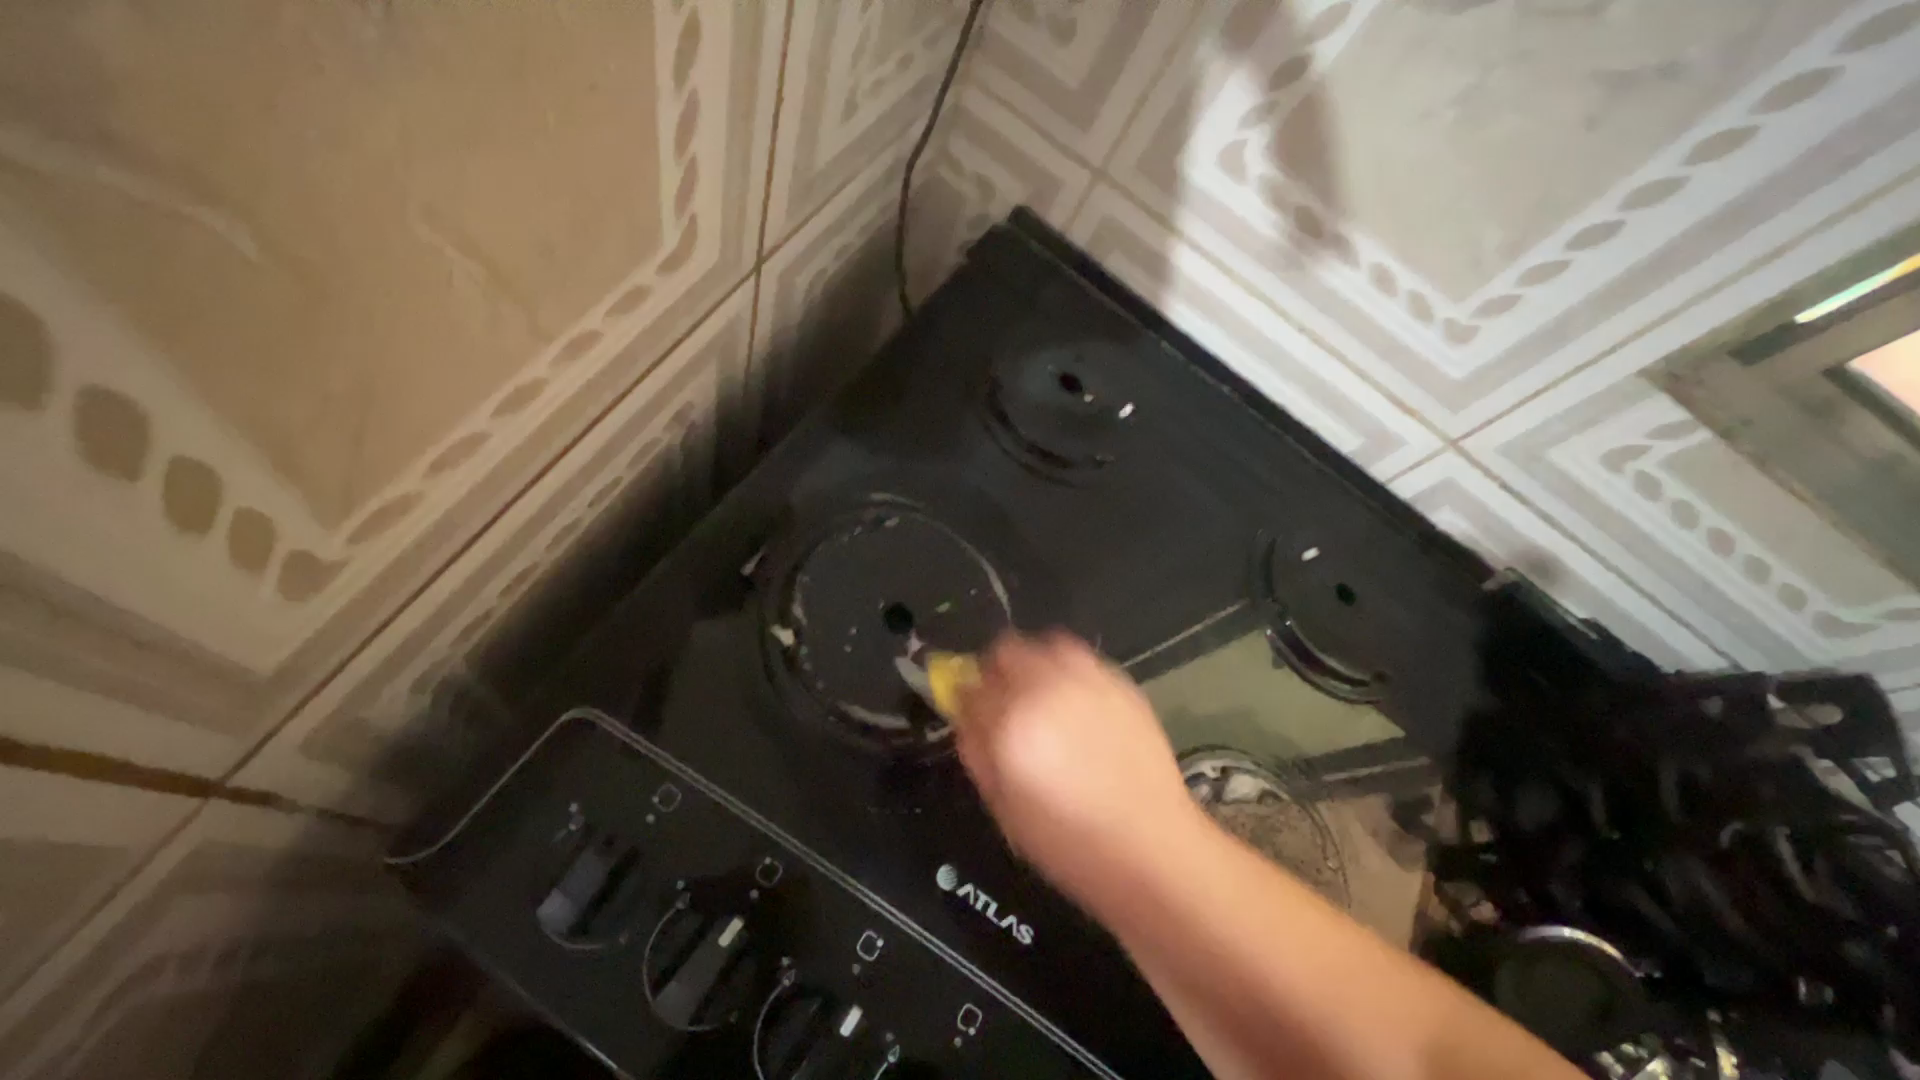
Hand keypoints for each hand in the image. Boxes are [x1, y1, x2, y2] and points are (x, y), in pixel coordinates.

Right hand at [952, 630, 1204, 913]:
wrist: (1152, 848)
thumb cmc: (1068, 842)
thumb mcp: (1004, 807)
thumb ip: (977, 753)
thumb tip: (967, 720)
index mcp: (1010, 722)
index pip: (969, 687)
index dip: (963, 697)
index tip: (967, 709)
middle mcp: (1048, 688)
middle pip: (1006, 651)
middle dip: (997, 671)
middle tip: (1001, 700)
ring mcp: (1090, 681)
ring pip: (1047, 645)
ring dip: (1034, 663)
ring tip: (1039, 694)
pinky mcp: (1122, 685)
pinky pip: (1084, 660)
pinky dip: (1069, 671)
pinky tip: (1075, 703)